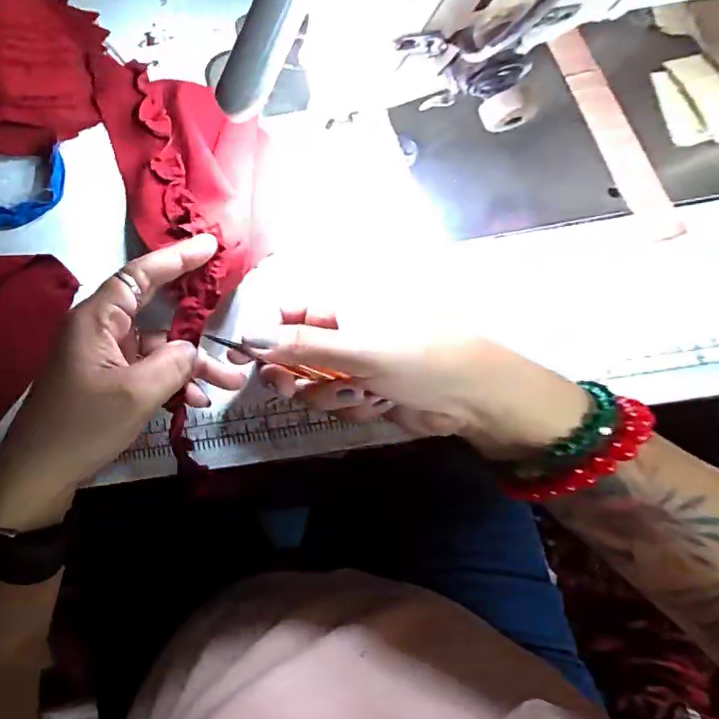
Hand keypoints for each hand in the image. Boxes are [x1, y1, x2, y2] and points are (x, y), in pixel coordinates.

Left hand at [0, 234, 246, 530]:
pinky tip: (196, 401)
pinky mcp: (105, 381)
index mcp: (96, 319)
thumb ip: (173, 364)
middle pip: (153, 309)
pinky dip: (171, 382)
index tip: (209, 245)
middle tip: (227, 298)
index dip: (176, 258)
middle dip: (193, 313)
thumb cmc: (82, 426)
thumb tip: (191, 350)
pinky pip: (146, 370)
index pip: (139, 275)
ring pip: (156, 347)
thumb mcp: (136, 394)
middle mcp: (99, 330)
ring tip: (228, 382)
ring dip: (190, 363)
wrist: (38, 475)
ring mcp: (102, 357)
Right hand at [228, 306, 591, 459]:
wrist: (474, 399)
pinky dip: (355, 409)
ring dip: (332, 396)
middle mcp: (342, 335)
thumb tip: (249, 336)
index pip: (286, 315)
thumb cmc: (419, 359)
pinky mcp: (366, 396)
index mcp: (340, 309)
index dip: (264, 336)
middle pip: (291, 355)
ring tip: (364, 393)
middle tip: (292, 386)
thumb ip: (301, 345)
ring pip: (313, 386)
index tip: (245, 359)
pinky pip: (338, 406)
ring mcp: (353, 367)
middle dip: (294, 375)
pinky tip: (382, 404)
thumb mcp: (359, 349)